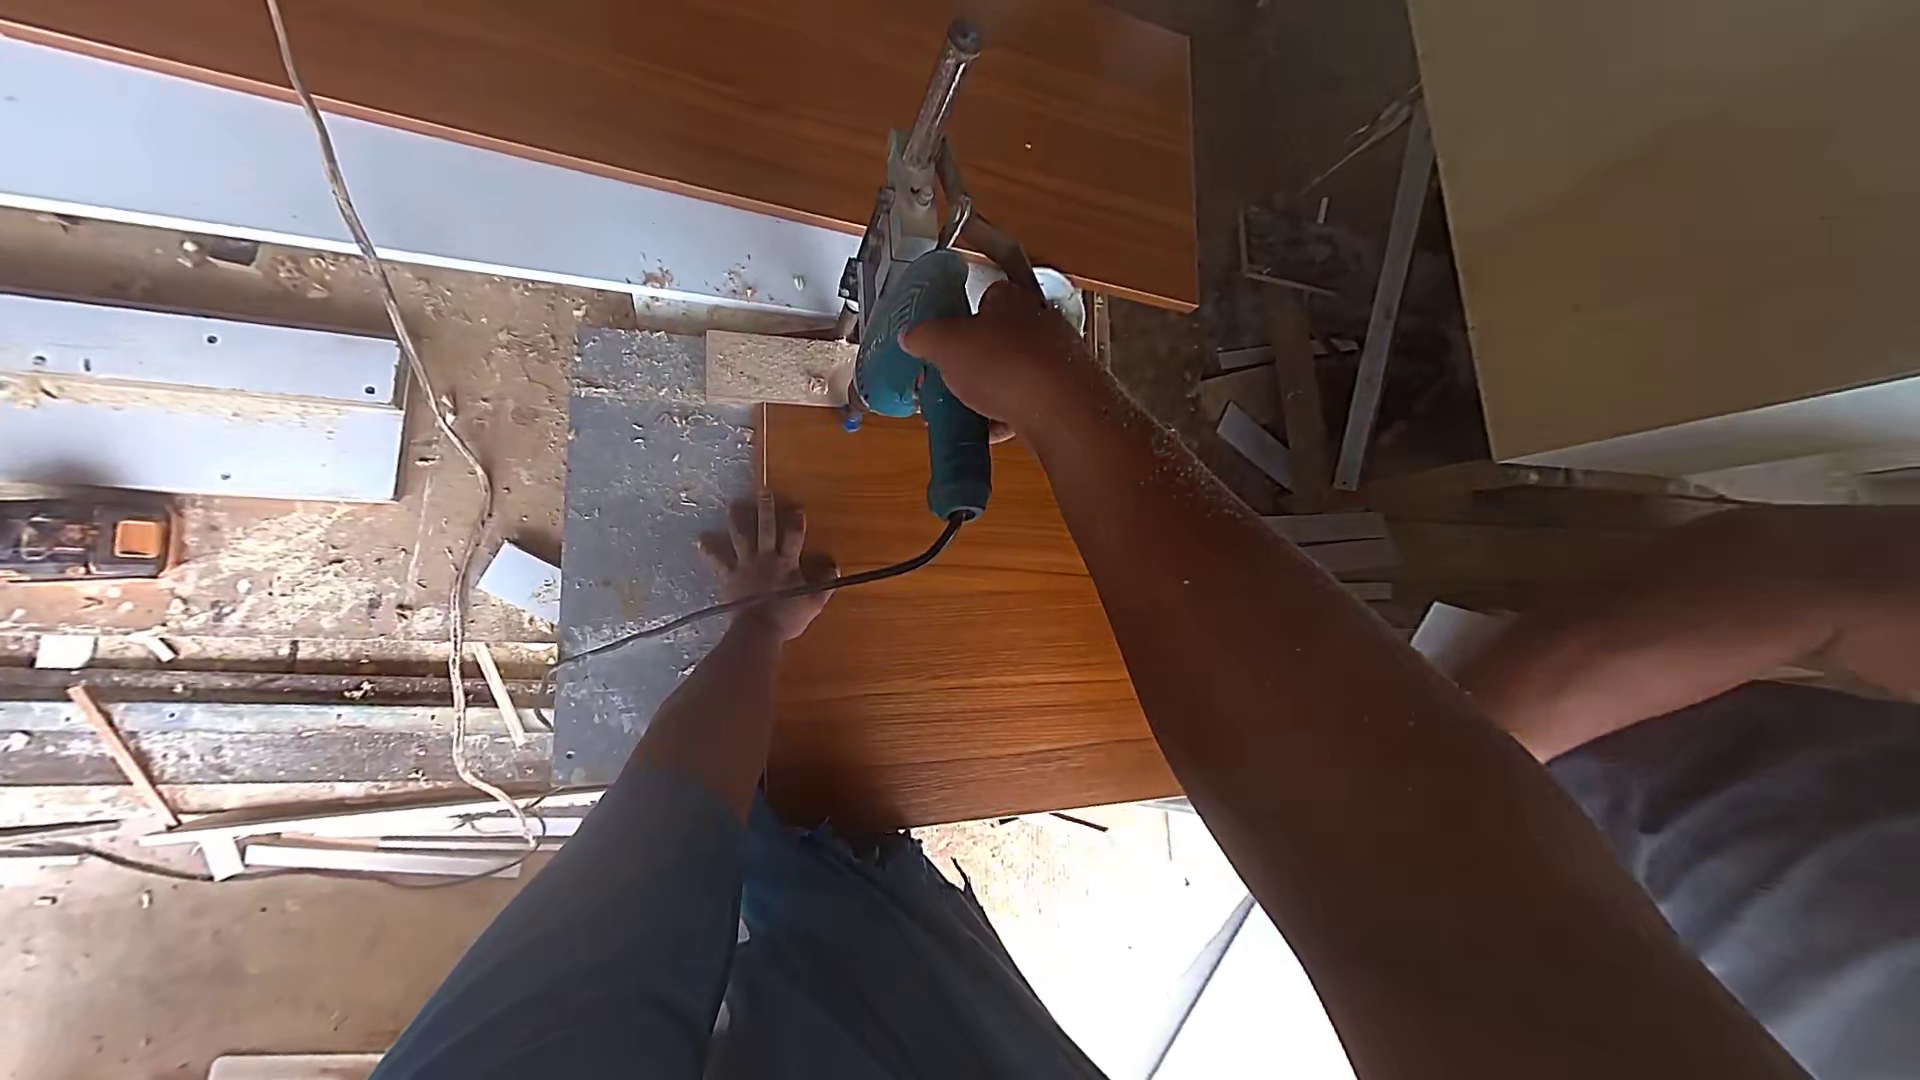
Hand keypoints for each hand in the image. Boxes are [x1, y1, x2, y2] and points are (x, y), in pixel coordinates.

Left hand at [698, 491, 837, 641]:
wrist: (758, 630)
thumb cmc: (787, 617)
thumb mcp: (813, 602)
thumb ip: (825, 583)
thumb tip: (834, 567)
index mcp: (787, 562)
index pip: (794, 535)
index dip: (796, 520)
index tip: (797, 507)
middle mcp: (765, 557)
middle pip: (765, 528)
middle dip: (766, 509)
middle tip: (764, 492)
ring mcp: (745, 565)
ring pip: (741, 536)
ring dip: (737, 519)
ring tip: (734, 504)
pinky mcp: (729, 576)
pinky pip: (717, 560)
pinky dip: (709, 549)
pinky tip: (701, 539)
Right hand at [900, 279, 1102, 437]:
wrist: (1061, 410)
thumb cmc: (1004, 365)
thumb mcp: (947, 345)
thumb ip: (925, 336)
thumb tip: (910, 335)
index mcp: (1011, 299)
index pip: (985, 296)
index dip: (961, 317)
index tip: (945, 339)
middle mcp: (1039, 323)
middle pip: (997, 339)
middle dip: (972, 362)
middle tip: (948, 381)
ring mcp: (1056, 360)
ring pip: (1012, 374)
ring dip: (988, 392)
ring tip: (963, 411)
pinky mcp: (1064, 395)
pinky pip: (1028, 403)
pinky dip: (1007, 416)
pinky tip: (988, 432)